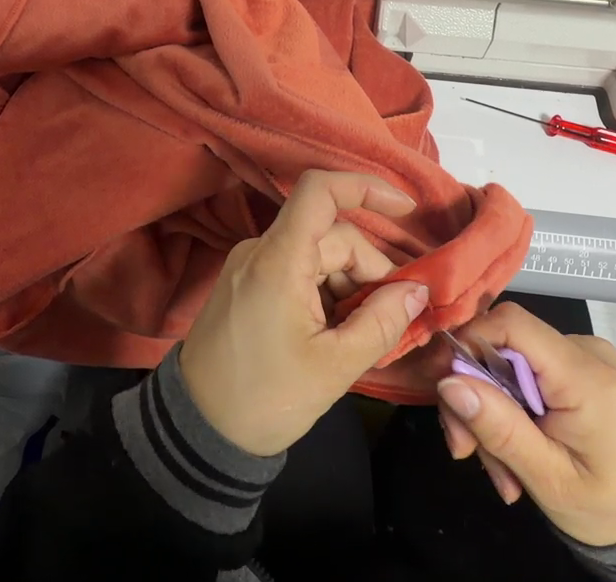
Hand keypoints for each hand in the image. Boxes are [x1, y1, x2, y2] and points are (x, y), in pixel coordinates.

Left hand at [180, 171, 430, 456]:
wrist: (198, 428)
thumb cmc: (266, 398)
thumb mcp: (334, 366)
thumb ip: (382, 322)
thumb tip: (417, 291)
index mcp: (278, 259)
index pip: (319, 191)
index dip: (365, 187)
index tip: (407, 209)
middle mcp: (261, 251)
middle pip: (332, 236)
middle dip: (371, 271)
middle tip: (395, 319)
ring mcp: (251, 266)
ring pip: (319, 257)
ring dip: (350, 287)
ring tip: (366, 336)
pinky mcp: (248, 285)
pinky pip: (299, 273)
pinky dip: (327, 294)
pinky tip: (340, 332)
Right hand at [436, 303, 615, 546]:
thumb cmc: (613, 507)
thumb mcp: (549, 480)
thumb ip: (499, 428)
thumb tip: (448, 383)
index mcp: (585, 376)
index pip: (511, 323)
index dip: (467, 342)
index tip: (444, 387)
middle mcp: (584, 351)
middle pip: (501, 347)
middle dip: (475, 396)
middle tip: (464, 450)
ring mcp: (582, 357)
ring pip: (506, 364)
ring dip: (491, 412)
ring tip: (500, 469)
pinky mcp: (576, 368)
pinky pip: (524, 373)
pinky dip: (510, 409)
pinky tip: (514, 452)